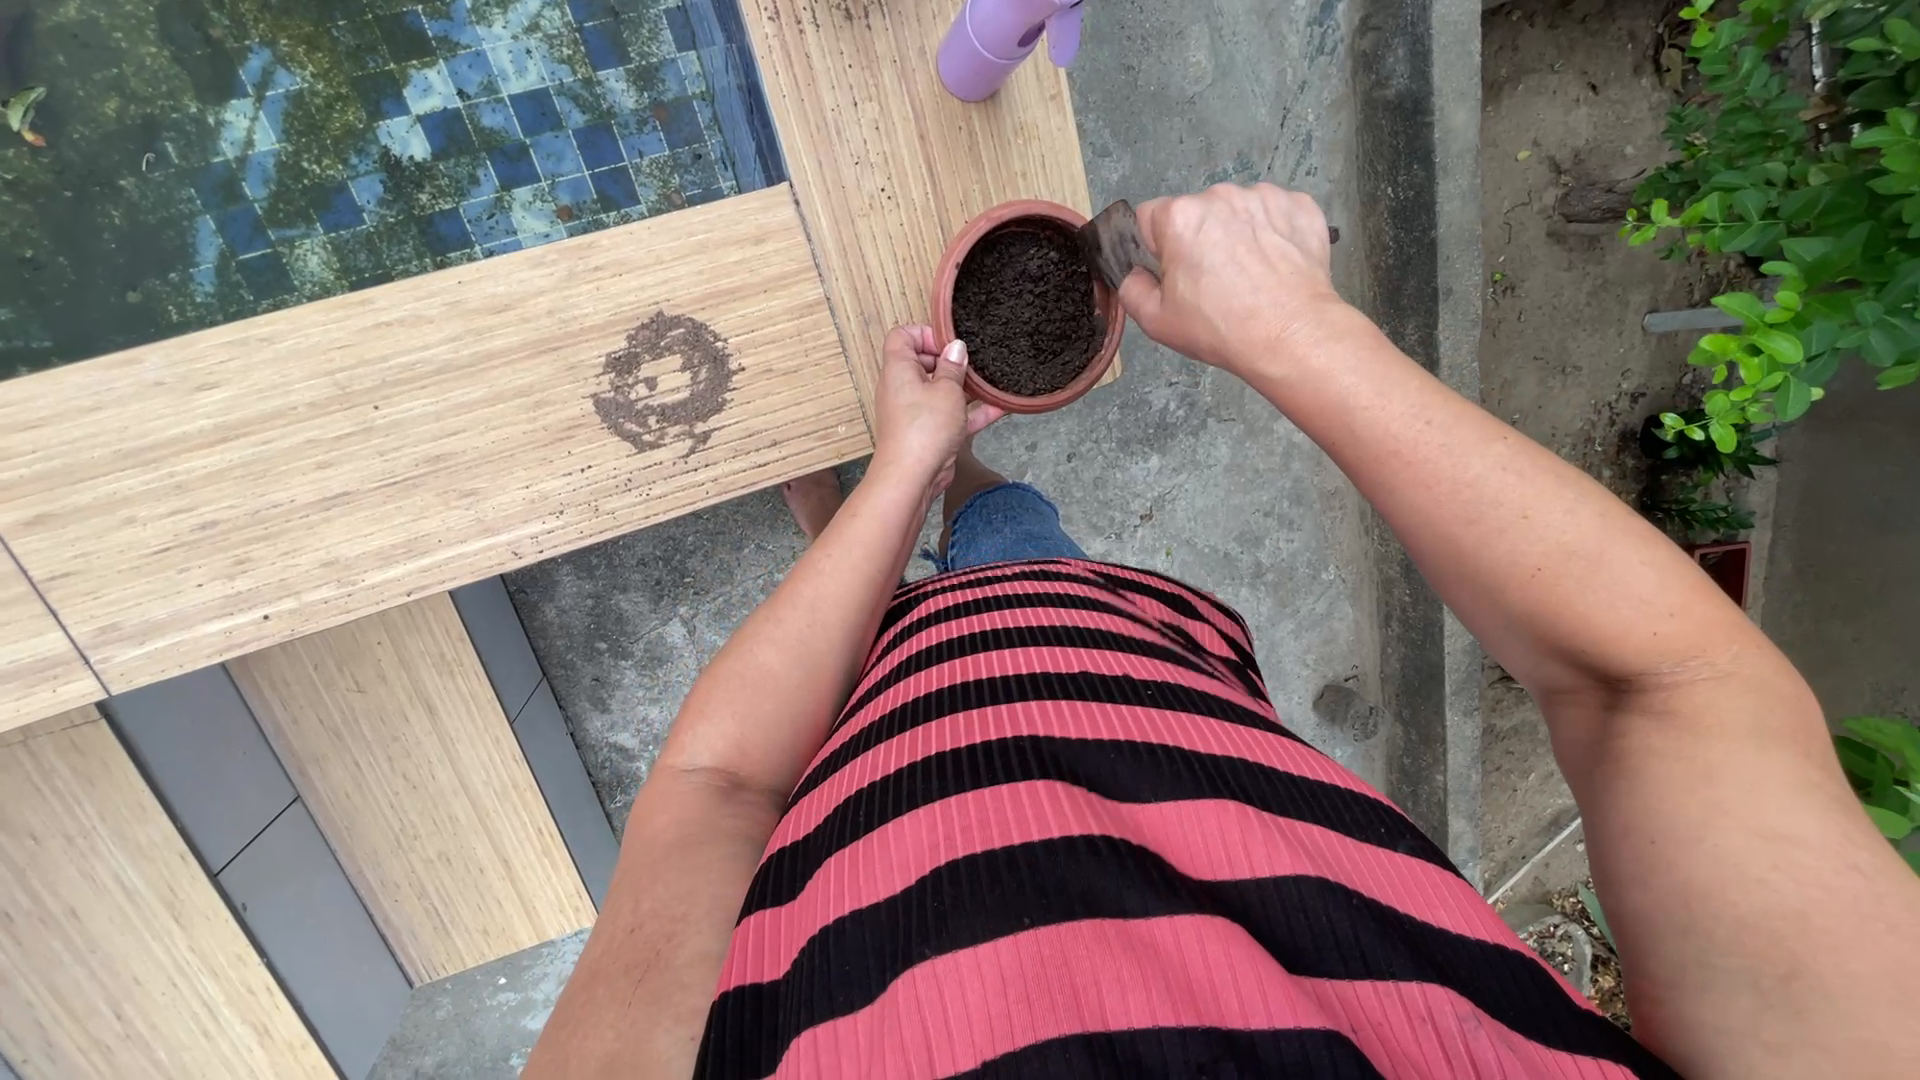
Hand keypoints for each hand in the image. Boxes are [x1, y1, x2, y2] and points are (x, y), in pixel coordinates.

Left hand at [872, 325, 1004, 496]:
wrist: (913, 476)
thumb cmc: (921, 431)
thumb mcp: (946, 389)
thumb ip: (953, 366)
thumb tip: (956, 348)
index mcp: (899, 369)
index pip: (902, 337)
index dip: (925, 334)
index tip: (949, 342)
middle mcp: (903, 388)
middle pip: (924, 363)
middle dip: (950, 362)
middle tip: (970, 364)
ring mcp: (916, 411)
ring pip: (941, 391)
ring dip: (965, 388)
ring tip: (988, 383)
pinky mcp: (929, 432)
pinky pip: (952, 416)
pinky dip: (971, 412)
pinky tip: (998, 408)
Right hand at [1120, 183, 1345, 373]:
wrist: (1290, 334)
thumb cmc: (1221, 328)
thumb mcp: (1155, 321)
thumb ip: (1130, 289)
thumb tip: (1135, 274)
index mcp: (1180, 217)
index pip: (1147, 217)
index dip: (1152, 247)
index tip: (1168, 272)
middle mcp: (1220, 195)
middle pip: (1194, 213)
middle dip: (1196, 240)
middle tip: (1209, 282)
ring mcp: (1264, 197)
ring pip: (1234, 212)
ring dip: (1233, 235)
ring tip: (1245, 276)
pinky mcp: (1299, 205)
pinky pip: (1272, 214)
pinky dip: (1269, 234)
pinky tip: (1270, 266)